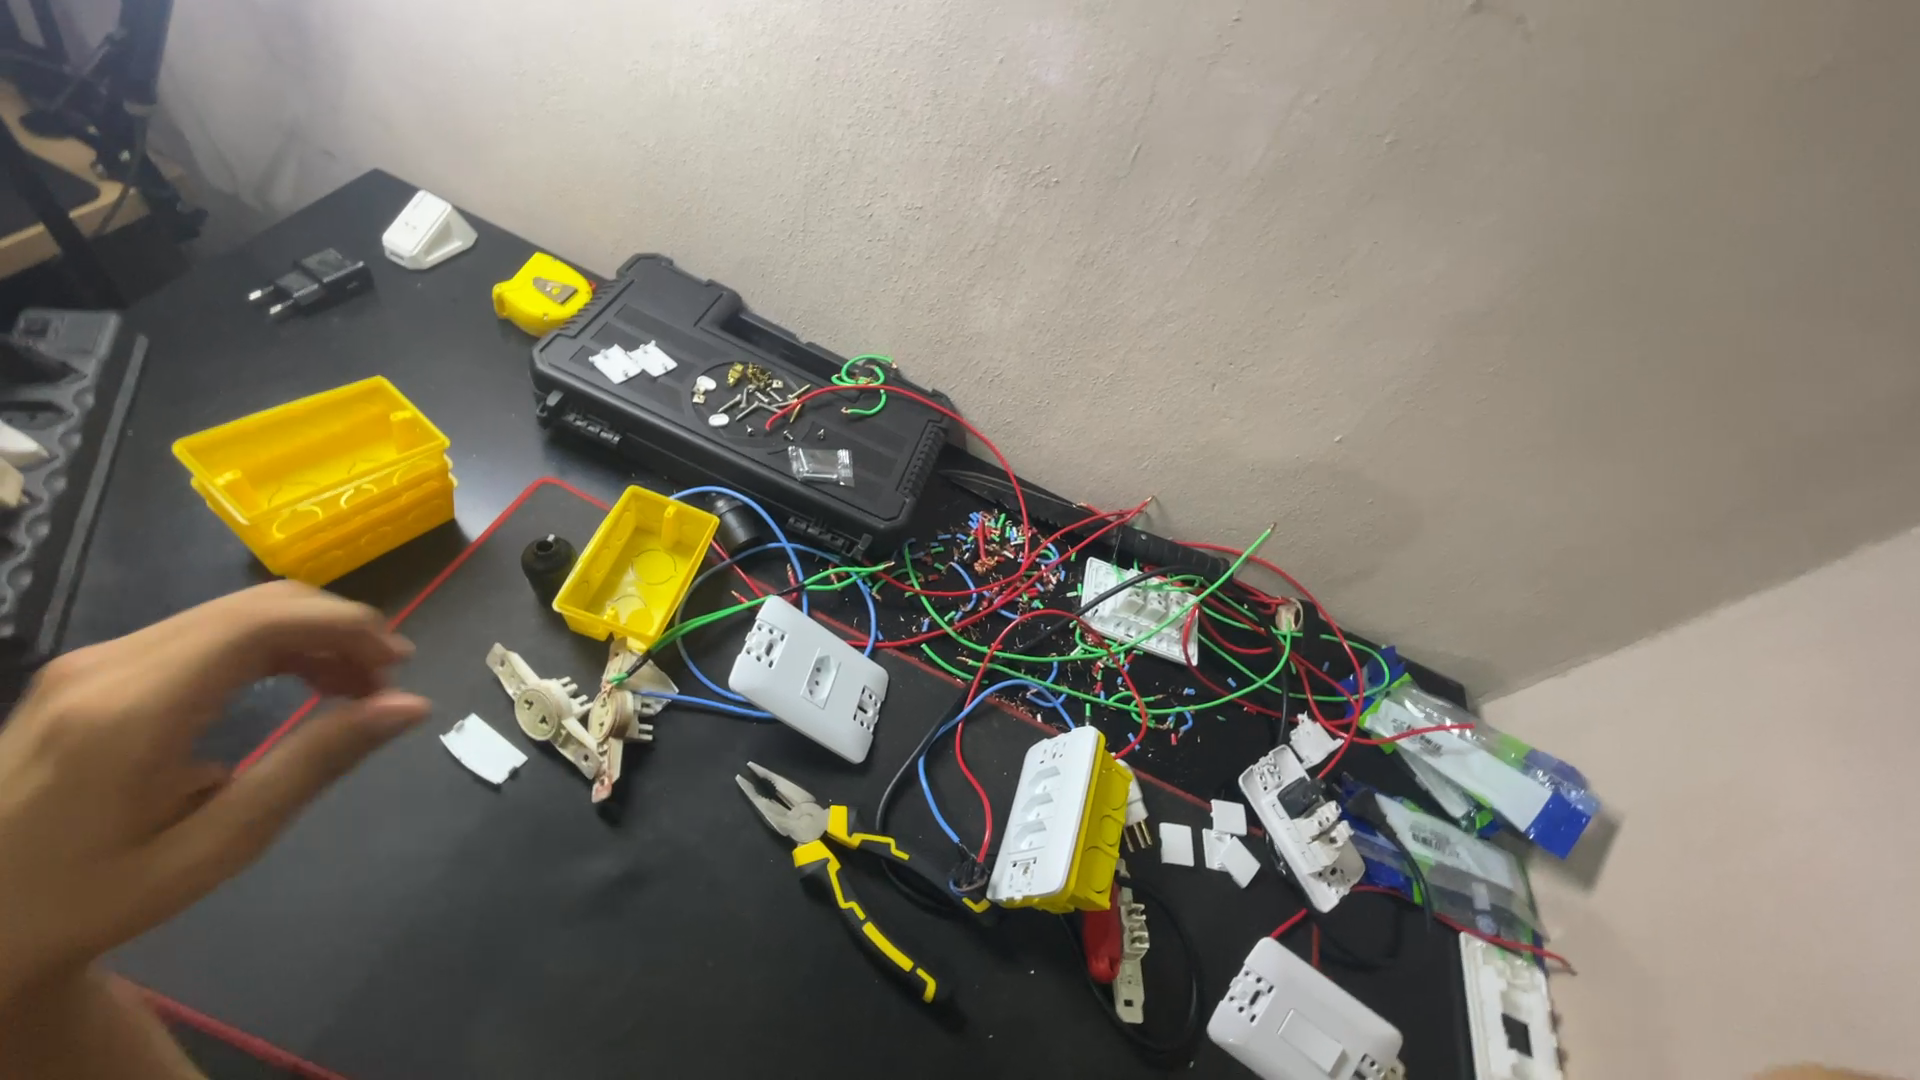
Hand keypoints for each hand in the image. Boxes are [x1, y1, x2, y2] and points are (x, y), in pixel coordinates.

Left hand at [0, 582, 429, 1002]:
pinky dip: (275, 645)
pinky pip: (208, 631)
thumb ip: (312, 766)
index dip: (347, 626)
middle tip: (384, 684)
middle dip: (339, 630)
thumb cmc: (89, 898)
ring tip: (354, 688)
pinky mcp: (95, 671)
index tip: (400, 665)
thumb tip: (411, 705)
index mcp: (133, 711)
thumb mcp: (214, 846)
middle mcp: (109, 665)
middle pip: (256, 605)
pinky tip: (299, 683)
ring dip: (312, 636)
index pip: (263, 622)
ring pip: (237, 612)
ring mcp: (95, 663)